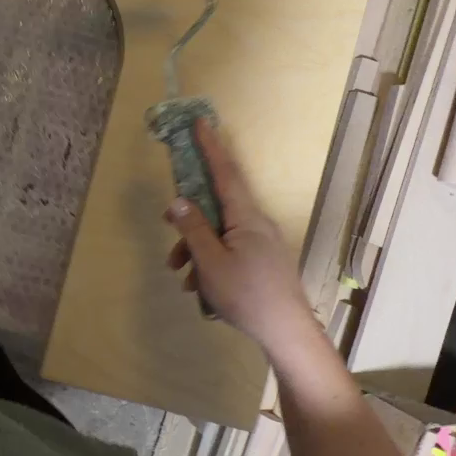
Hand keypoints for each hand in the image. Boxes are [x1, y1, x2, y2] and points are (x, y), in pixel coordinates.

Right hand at [163, 120, 320, 354]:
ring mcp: (262, 243)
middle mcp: (257, 224)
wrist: (287, 333)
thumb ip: (192, 229)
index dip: (211, 148)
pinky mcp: (262, 261)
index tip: (200, 123)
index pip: (226, 173)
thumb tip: (178, 201)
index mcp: (247, 218)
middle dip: (189, 219)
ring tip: (182, 275)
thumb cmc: (247, 294)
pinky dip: (209, 260)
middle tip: (169, 229)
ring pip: (219, 232)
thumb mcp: (210, 261)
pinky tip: (199, 286)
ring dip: (195, 248)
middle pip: (216, 207)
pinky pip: (228, 248)